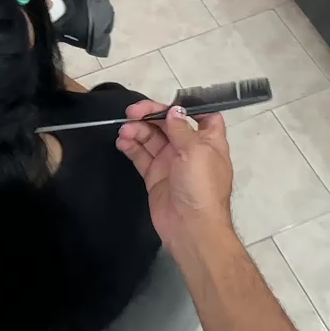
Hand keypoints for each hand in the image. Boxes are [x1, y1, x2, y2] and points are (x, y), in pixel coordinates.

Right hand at [116, 99, 234, 250]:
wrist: (191, 228)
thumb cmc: (201, 186)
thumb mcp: (196, 151)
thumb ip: (181, 129)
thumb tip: (173, 111)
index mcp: (207, 141)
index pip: (204, 117)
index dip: (189, 107)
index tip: (170, 103)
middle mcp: (189, 149)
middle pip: (169, 123)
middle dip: (151, 115)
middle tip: (132, 112)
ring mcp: (170, 162)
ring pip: (151, 137)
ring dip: (137, 130)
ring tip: (124, 131)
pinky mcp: (154, 175)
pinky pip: (140, 155)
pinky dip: (130, 146)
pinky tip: (122, 142)